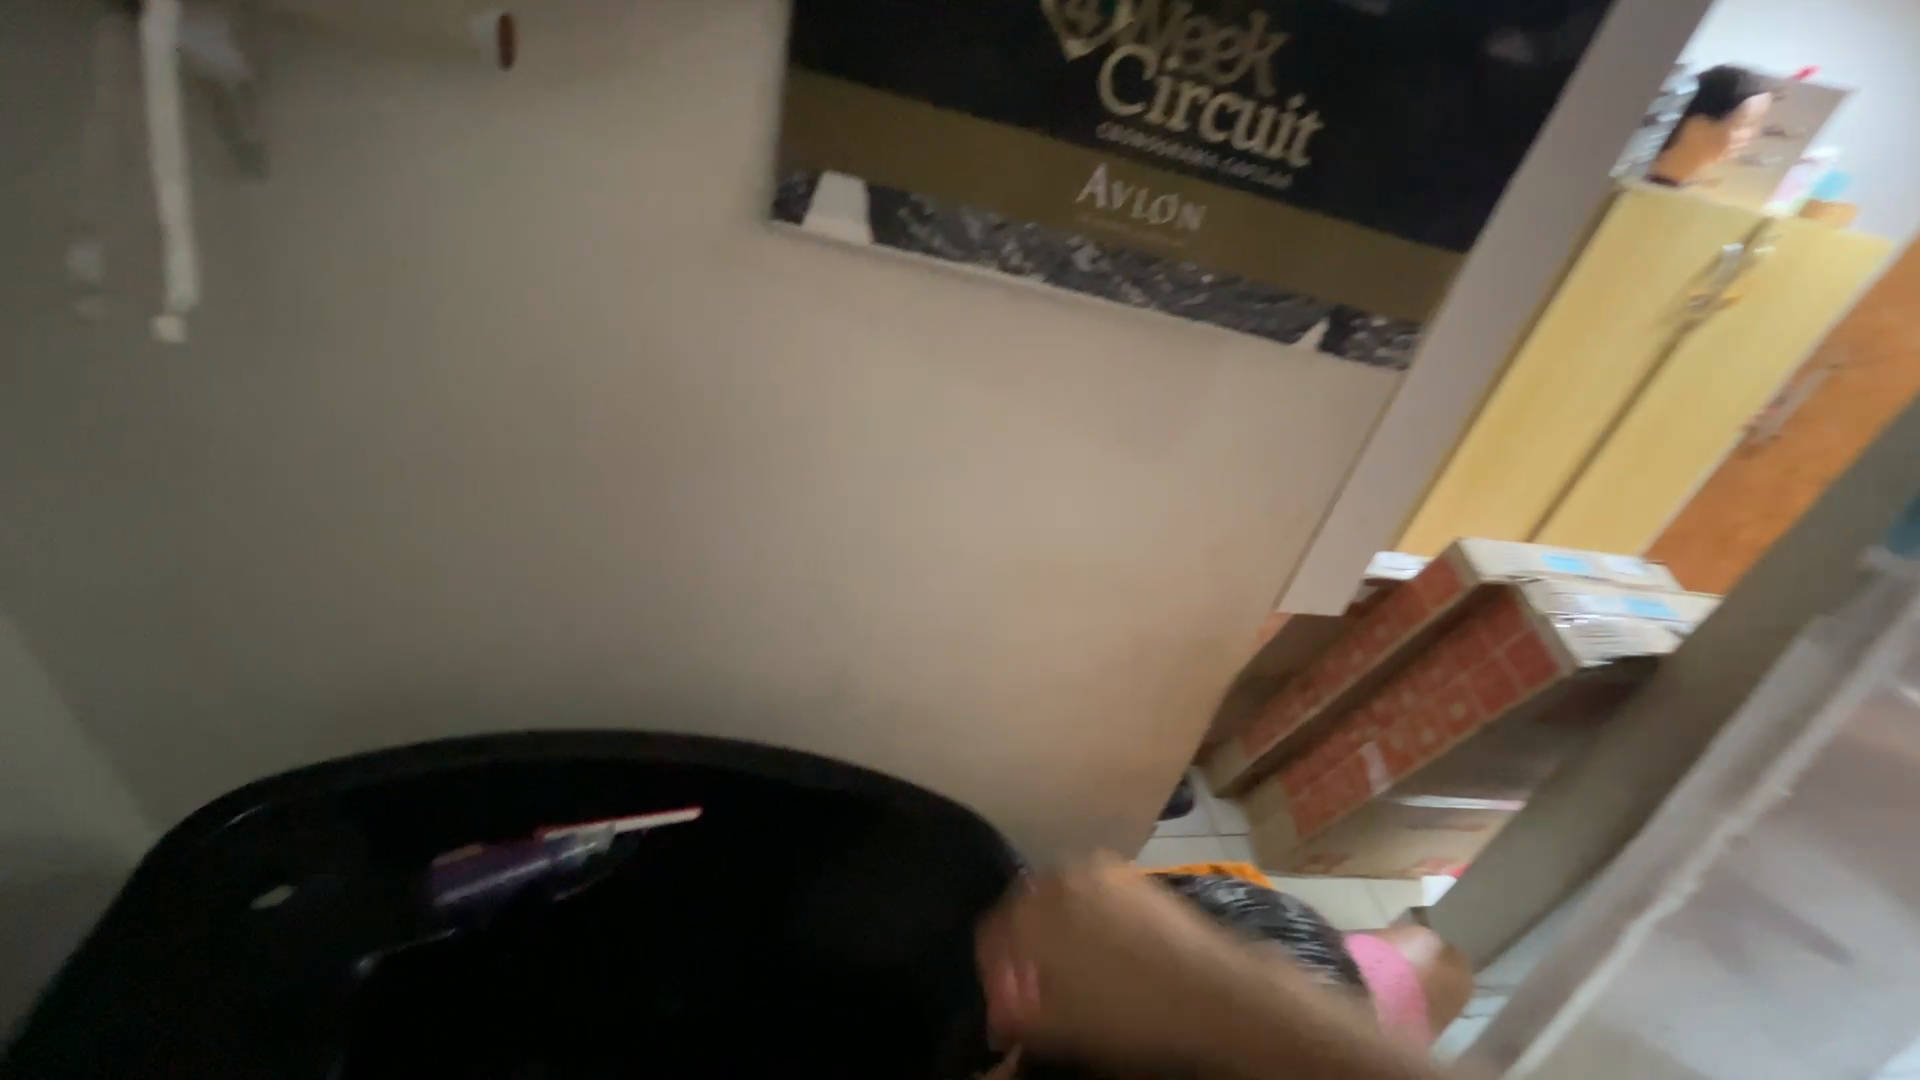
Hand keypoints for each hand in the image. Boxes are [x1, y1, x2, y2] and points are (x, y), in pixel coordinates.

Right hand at [974, 854, 1300, 1069]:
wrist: (1209, 985)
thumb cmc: (1128, 1009)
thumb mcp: (1061, 1025)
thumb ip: (1018, 1014)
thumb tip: (1002, 1013)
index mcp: (1033, 910)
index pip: (992, 934)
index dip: (994, 972)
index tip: (1006, 1002)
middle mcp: (1059, 876)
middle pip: (1024, 909)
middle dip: (1024, 947)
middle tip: (1036, 987)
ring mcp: (1098, 868)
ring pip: (1059, 897)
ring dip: (1055, 929)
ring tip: (1071, 970)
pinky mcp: (1130, 872)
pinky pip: (1091, 891)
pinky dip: (1086, 916)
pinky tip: (1104, 949)